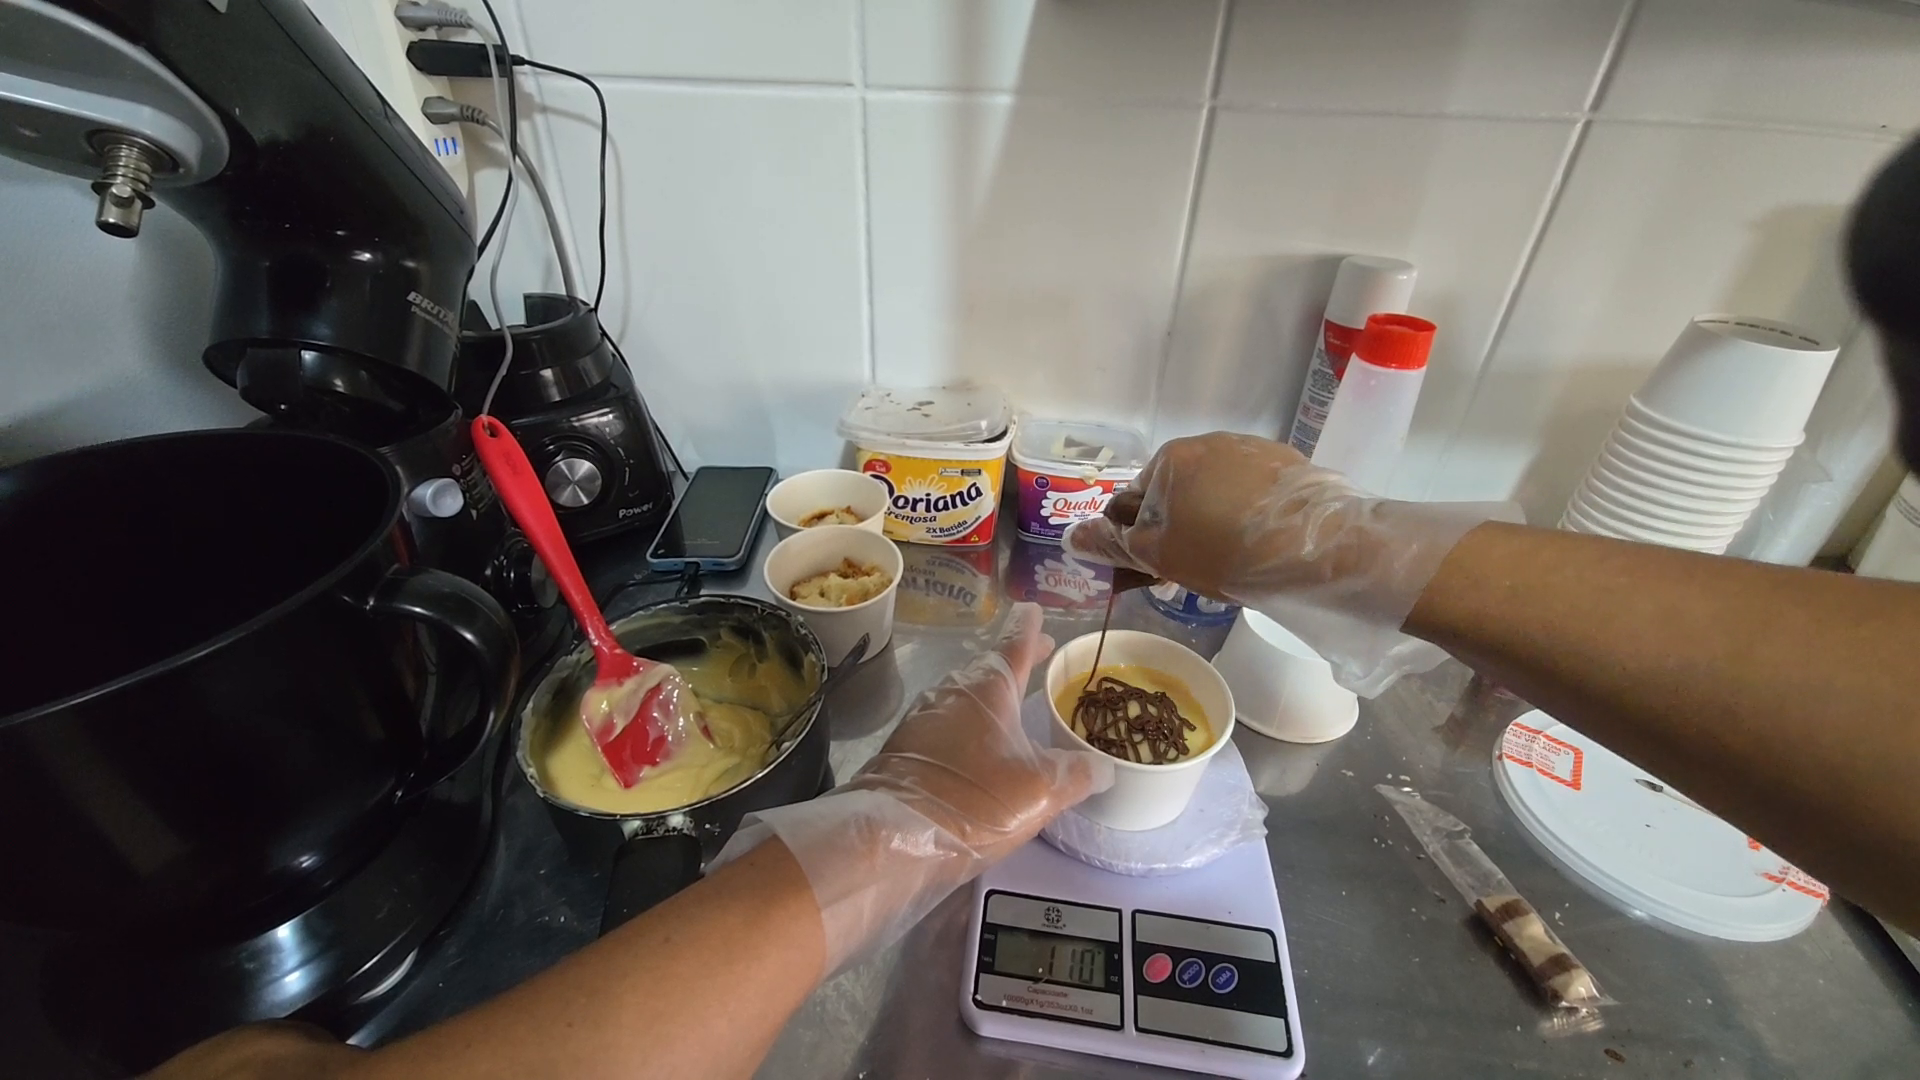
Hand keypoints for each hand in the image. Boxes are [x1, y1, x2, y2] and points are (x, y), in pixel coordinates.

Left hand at [711, 603, 1111, 972]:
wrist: (890, 836)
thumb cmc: (972, 800)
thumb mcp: (1038, 790)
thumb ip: (1075, 774)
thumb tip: (1104, 767)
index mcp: (987, 689)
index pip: (1014, 646)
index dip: (1028, 628)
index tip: (1032, 607)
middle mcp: (953, 692)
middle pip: (989, 667)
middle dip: (1015, 660)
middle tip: (1039, 655)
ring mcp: (924, 718)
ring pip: (966, 694)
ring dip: (991, 693)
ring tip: (1012, 701)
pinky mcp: (906, 748)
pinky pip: (948, 720)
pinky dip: (970, 721)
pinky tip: (977, 744)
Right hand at [1073, 433, 1331, 601]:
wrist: (1317, 548)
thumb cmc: (1223, 552)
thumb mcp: (1160, 556)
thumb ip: (1113, 544)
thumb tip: (1071, 537)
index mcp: (1170, 458)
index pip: (1137, 499)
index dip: (1143, 536)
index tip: (1161, 564)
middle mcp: (1209, 441)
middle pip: (1178, 491)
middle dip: (1181, 525)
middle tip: (1198, 566)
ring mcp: (1254, 449)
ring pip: (1218, 490)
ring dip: (1216, 518)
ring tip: (1237, 557)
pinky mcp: (1292, 464)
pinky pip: (1255, 491)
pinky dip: (1251, 513)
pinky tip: (1265, 543)